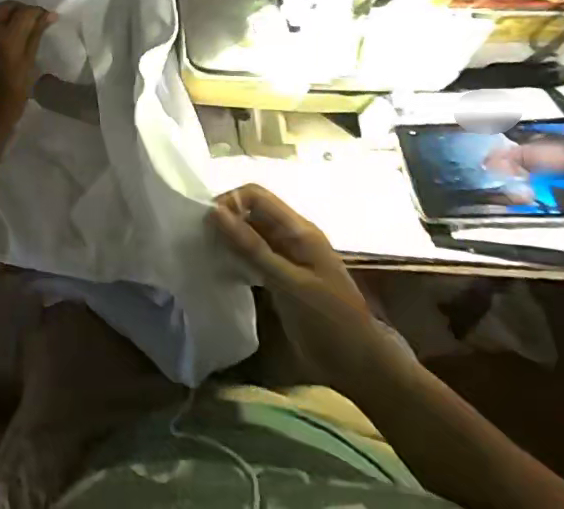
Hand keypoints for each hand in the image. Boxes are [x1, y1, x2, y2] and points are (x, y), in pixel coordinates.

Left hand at [0, 2, 55, 130]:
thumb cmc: (13, 94)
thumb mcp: (29, 64)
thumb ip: (35, 36)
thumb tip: (48, 15)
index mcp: (8, 39)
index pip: (25, 13)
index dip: (38, 12)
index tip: (47, 17)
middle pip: (6, 7)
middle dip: (21, 10)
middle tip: (31, 21)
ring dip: (2, 12)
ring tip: (11, 23)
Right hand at [209, 184, 396, 389]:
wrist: (361, 368)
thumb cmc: (330, 321)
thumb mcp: (290, 283)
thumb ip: (252, 248)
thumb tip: (215, 212)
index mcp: (299, 230)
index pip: (256, 196)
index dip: (230, 202)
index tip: (207, 224)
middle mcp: (291, 237)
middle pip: (251, 212)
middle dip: (225, 220)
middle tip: (202, 240)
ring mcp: (286, 258)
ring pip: (249, 234)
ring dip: (228, 239)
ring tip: (206, 254)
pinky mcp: (281, 278)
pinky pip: (252, 257)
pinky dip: (235, 258)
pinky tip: (221, 271)